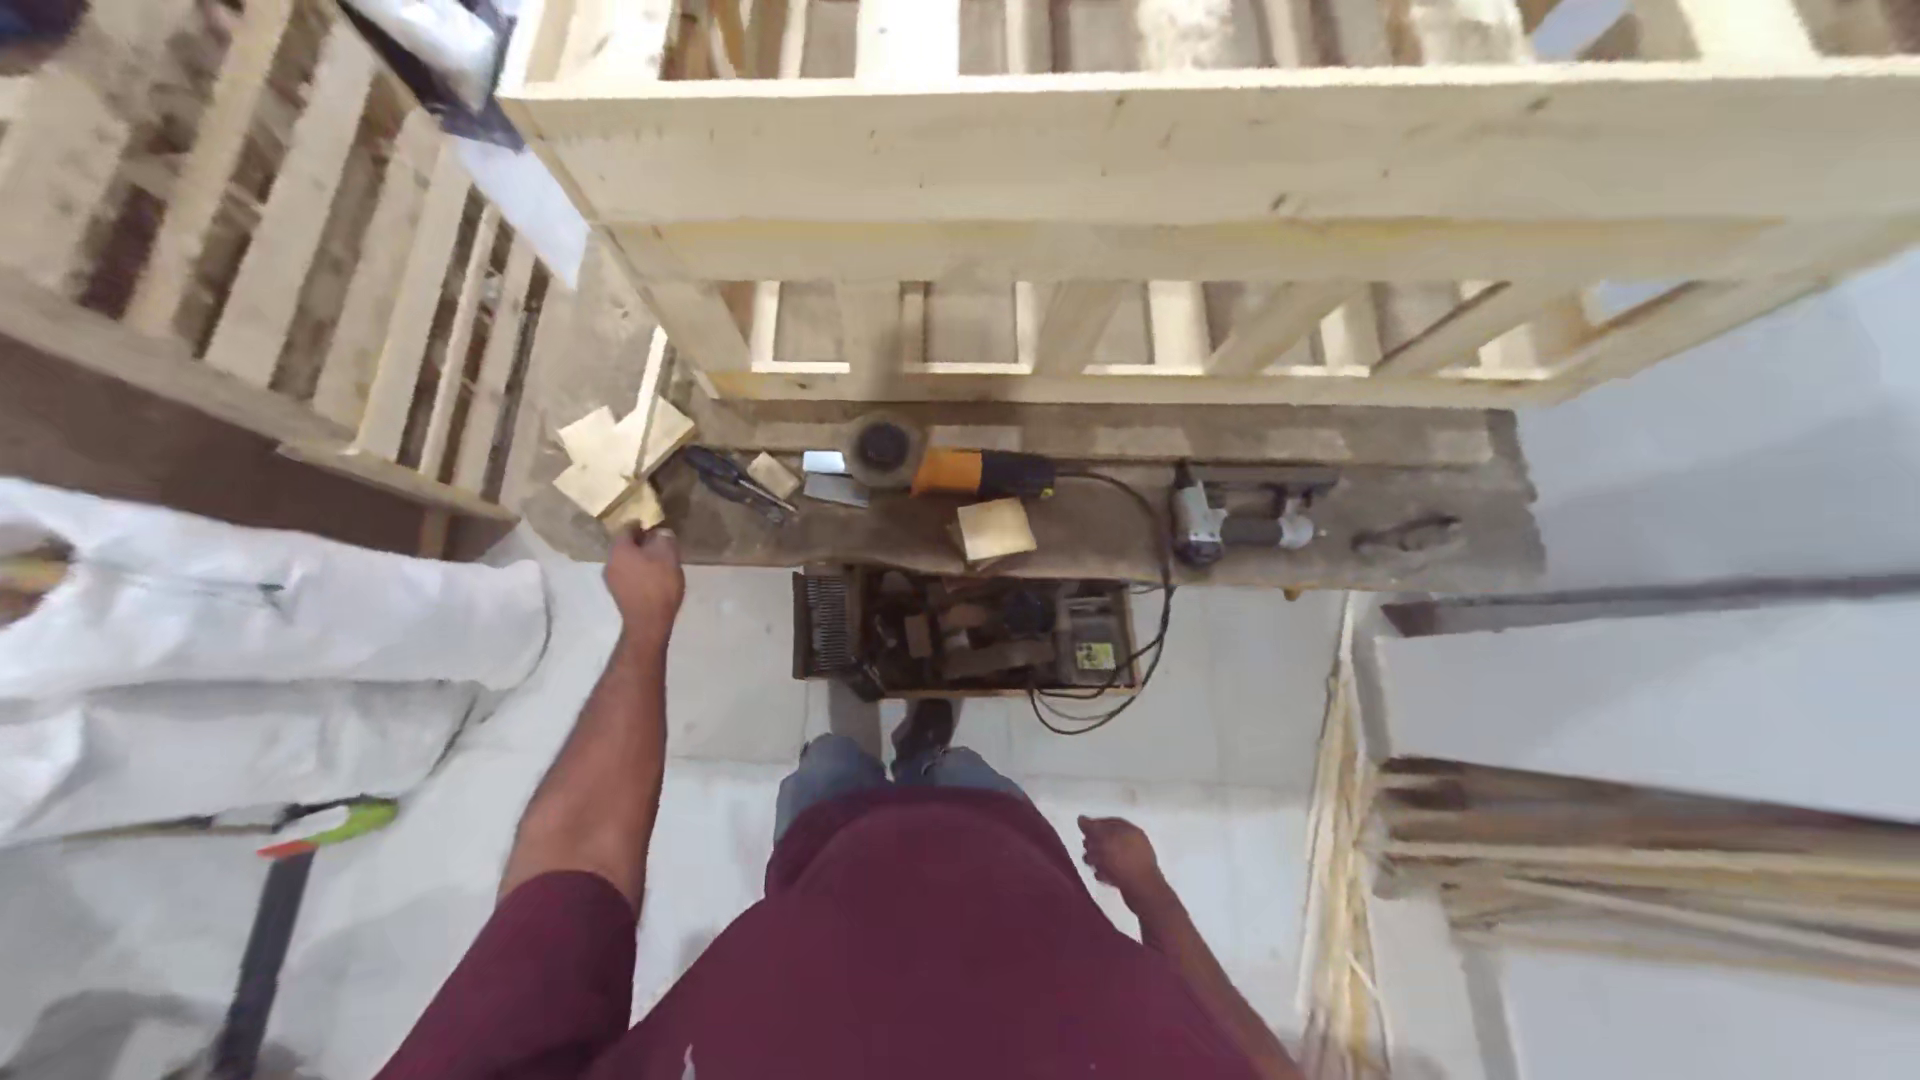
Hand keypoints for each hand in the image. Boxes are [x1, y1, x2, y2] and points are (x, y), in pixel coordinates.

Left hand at [605, 525, 683, 647]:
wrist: (648, 622)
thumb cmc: (659, 584)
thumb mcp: (669, 556)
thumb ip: (664, 538)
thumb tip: (660, 532)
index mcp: (619, 549)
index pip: (627, 527)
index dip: (642, 525)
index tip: (655, 527)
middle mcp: (610, 561)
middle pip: (625, 545)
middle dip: (641, 543)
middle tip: (660, 544)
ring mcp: (611, 579)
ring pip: (626, 561)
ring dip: (640, 559)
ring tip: (659, 562)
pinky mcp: (618, 594)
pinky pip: (627, 575)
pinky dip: (638, 572)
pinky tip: (653, 578)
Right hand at [1078, 816, 1170, 908]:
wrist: (1143, 892)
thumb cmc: (1123, 862)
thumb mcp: (1104, 840)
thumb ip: (1091, 828)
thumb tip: (1081, 819)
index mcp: (1131, 831)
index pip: (1110, 822)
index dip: (1094, 824)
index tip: (1083, 831)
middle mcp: (1134, 844)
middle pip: (1109, 839)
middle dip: (1095, 843)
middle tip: (1085, 848)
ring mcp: (1134, 862)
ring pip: (1111, 856)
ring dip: (1098, 859)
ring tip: (1090, 864)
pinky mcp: (1131, 878)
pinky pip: (1115, 871)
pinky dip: (1106, 871)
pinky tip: (1100, 875)